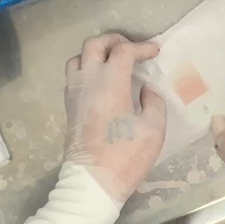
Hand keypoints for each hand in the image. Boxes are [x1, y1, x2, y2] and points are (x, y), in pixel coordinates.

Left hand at [63, 33, 168, 203]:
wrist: (92, 183)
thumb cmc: (126, 156)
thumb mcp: (154, 129)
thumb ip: (154, 102)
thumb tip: (146, 89)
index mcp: (110, 83)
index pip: (124, 51)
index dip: (142, 47)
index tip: (155, 52)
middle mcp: (88, 81)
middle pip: (95, 44)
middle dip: (115, 40)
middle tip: (132, 49)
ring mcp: (75, 93)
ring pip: (78, 57)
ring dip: (96, 53)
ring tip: (113, 61)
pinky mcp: (69, 107)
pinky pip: (73, 75)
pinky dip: (87, 68)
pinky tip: (101, 81)